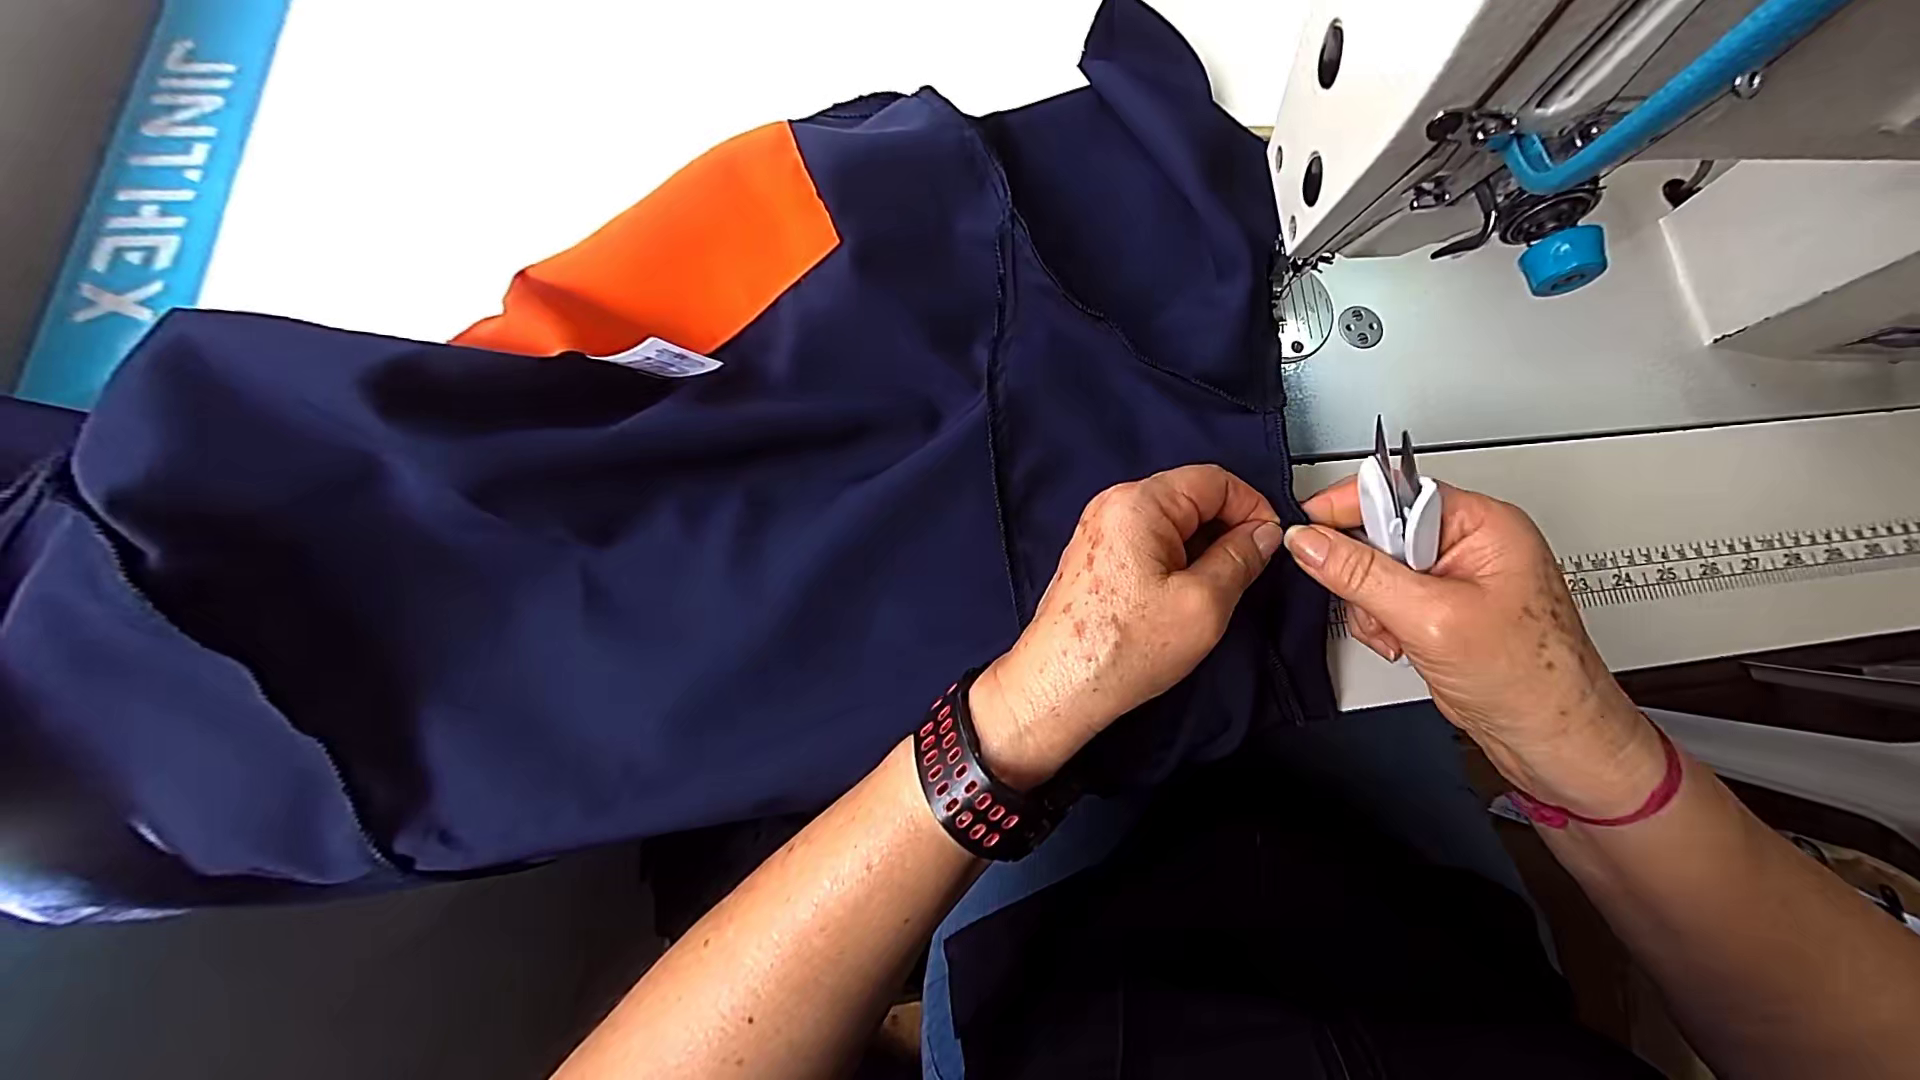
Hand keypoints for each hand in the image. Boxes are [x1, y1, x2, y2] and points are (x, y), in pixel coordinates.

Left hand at [968, 465, 1285, 788]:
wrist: (1058, 684)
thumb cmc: (1117, 649)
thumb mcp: (1204, 603)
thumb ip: (1241, 558)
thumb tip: (1263, 534)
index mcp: (1137, 503)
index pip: (1214, 479)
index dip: (1252, 507)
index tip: (1270, 541)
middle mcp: (1112, 506)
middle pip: (1190, 497)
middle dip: (1226, 529)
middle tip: (1244, 572)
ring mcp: (1099, 529)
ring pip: (1171, 522)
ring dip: (1200, 548)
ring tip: (1208, 592)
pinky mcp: (1096, 555)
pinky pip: (1148, 540)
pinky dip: (1174, 559)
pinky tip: (1179, 596)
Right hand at [1284, 476, 1665, 817]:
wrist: (1549, 737)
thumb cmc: (1531, 679)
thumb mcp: (1430, 617)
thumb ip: (1359, 574)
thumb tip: (1307, 540)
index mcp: (1482, 524)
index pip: (1393, 492)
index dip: (1344, 511)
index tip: (1307, 534)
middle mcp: (1465, 543)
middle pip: (1375, 531)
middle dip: (1359, 572)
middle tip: (1374, 602)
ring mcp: (1448, 574)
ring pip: (1368, 566)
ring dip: (1366, 603)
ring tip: (1396, 631)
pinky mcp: (1433, 602)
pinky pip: (1377, 594)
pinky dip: (1374, 619)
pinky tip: (1398, 640)